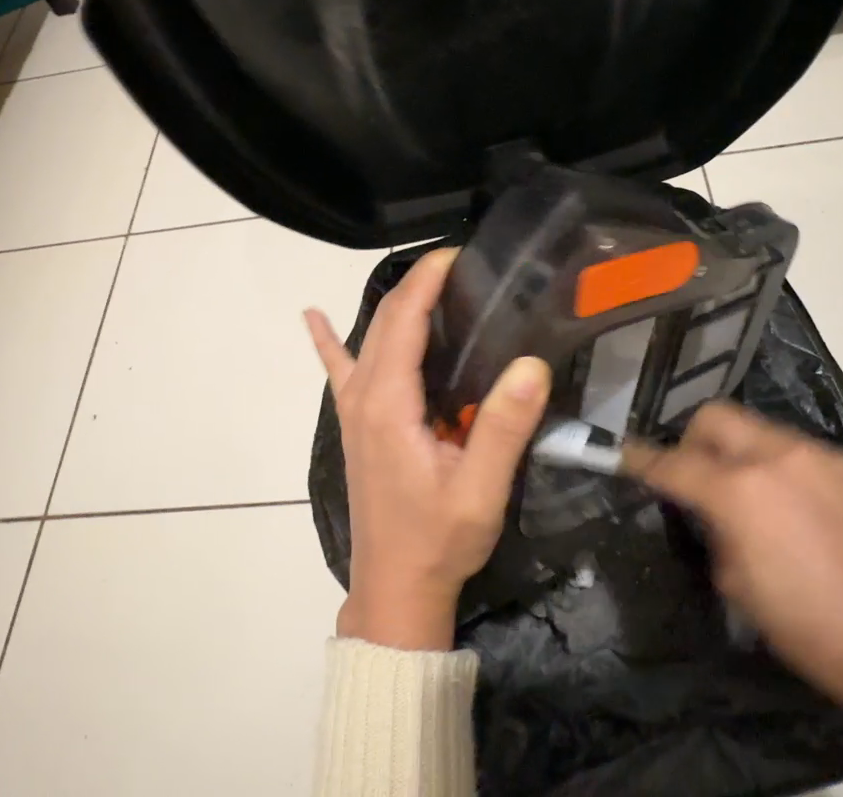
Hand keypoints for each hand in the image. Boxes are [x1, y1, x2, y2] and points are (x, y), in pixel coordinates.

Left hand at [305, 248, 551, 651]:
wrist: (395, 588)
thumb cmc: (438, 540)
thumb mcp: (479, 489)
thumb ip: (502, 427)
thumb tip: (531, 364)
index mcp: (389, 404)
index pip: (404, 320)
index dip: (428, 280)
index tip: (460, 254)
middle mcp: (363, 397)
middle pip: (384, 323)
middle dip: (417, 286)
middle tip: (463, 268)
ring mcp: (353, 411)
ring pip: (367, 340)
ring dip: (394, 307)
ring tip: (428, 283)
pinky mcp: (355, 427)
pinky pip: (340, 371)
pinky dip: (327, 342)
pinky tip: (311, 318)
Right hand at [628, 402, 842, 785]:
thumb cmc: (820, 635)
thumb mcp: (744, 592)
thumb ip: (719, 538)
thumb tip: (718, 520)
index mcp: (743, 491)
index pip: (673, 462)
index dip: (640, 459)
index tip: (623, 457)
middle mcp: (784, 458)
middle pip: (718, 418)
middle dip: (693, 440)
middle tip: (694, 476)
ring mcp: (833, 460)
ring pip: (769, 436)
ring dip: (748, 458)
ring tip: (761, 504)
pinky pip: (814, 461)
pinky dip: (796, 478)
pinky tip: (815, 521)